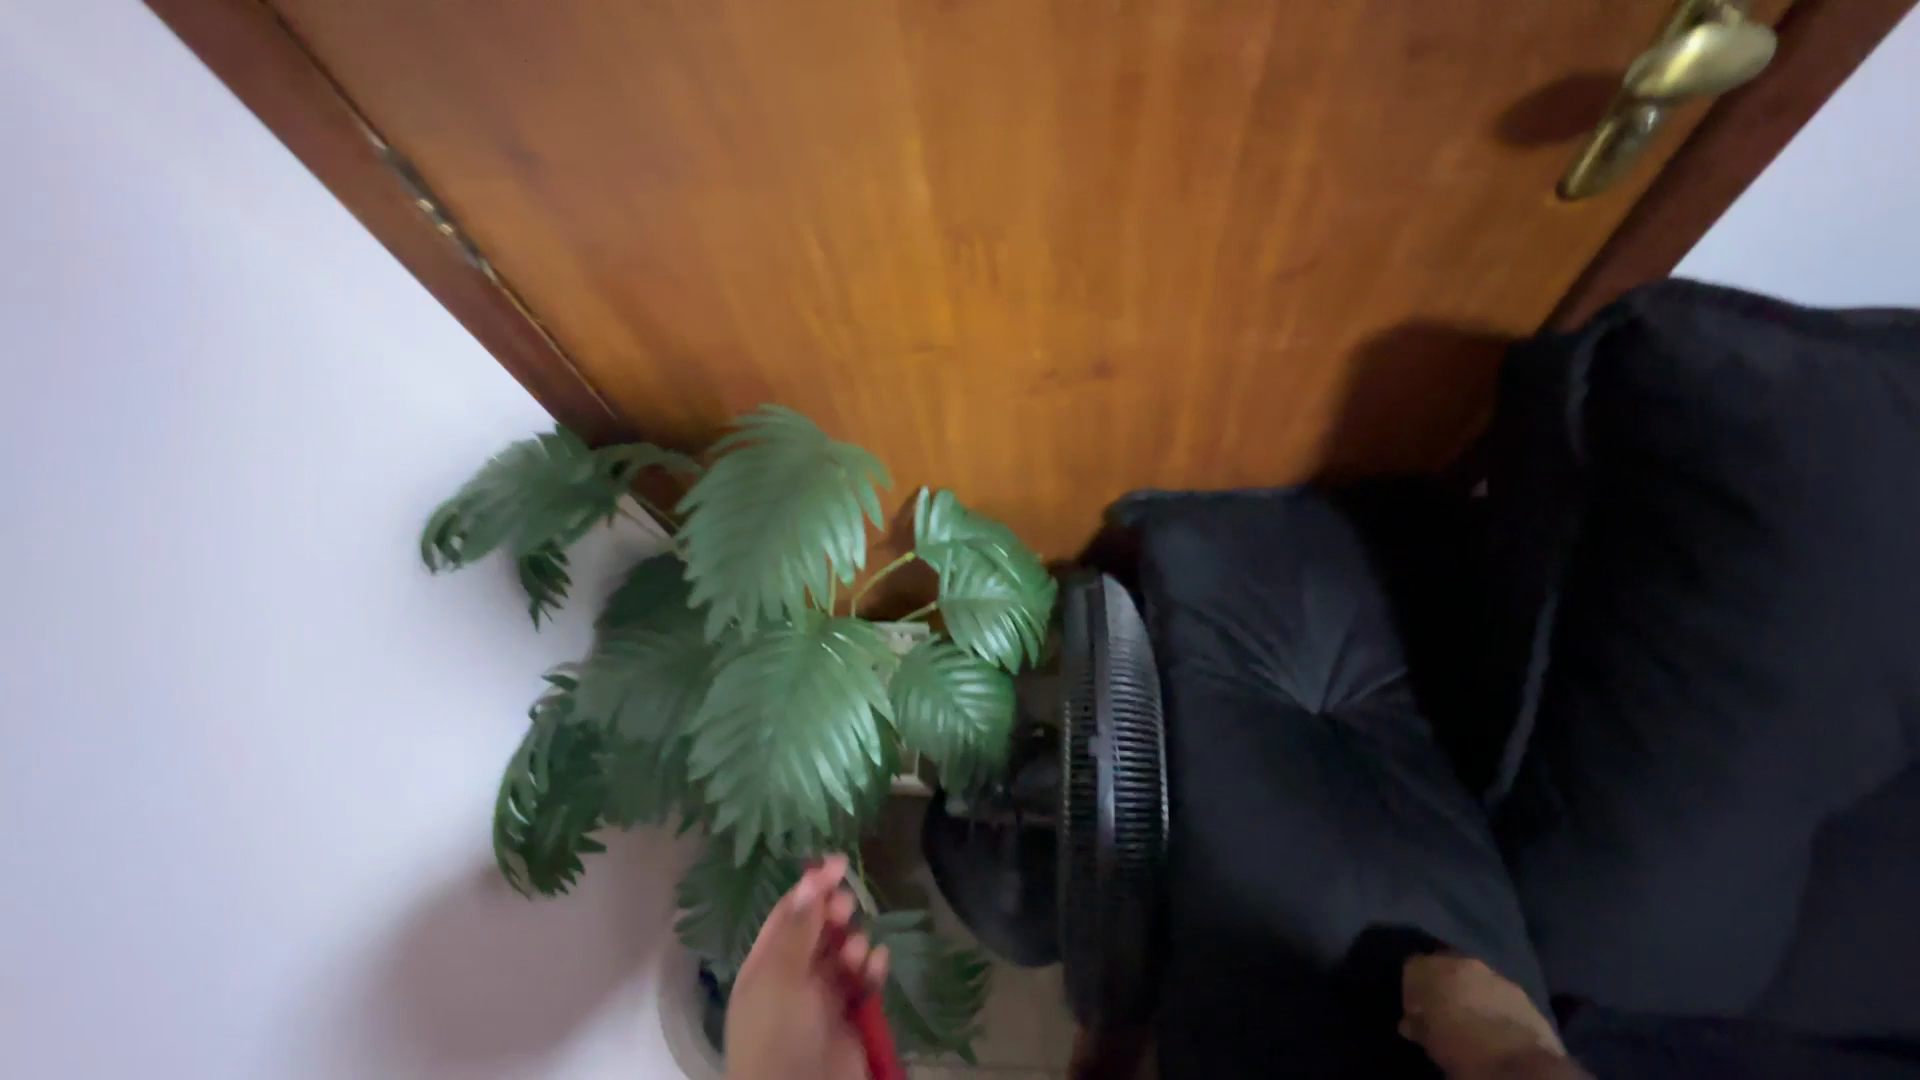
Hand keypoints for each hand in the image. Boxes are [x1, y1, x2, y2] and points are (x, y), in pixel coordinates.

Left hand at [724, 855, 888, 1079]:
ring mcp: (822, 1001)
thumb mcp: (780, 976)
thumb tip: (810, 879)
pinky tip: (877, 964)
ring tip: (857, 951)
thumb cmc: (779, 1035)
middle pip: (817, 932)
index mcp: (764, 968)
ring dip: (853, 944)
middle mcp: (791, 980)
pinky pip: (863, 982)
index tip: (838, 863)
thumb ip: (798, 928)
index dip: (811, 888)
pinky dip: (871, 969)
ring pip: (842, 955)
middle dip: (834, 914)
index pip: (787, 916)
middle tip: (847, 905)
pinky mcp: (851, 1019)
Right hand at [1401, 954, 1571, 1079]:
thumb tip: (1411, 1023)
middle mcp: (1460, 962)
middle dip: (1444, 986)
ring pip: (1477, 980)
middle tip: (1445, 1012)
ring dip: (1473, 995)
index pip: (1412, 968)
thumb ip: (1417, 1025)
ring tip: (1475, 1021)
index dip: (1413, 991)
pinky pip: (1502, 995)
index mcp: (1429, 968)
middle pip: (1446, 967)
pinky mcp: (1524, 995)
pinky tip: (1499, 1028)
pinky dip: (1497, 1007)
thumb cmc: (1461, 1048)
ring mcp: (1495, 976)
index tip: (1417, 1012)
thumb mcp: (1428, 1041)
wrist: (1519, 1065)